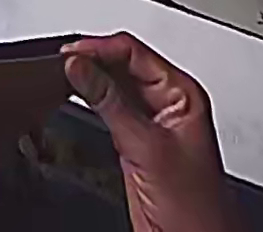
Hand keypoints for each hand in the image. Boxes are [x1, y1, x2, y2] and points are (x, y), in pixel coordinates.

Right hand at [64, 33, 241, 231]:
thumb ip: (110, 103)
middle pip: (123, 64)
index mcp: (181, 94)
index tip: (74, 52)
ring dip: (90, 77)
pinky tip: (75, 92)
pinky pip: (108, 106)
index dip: (102, 48)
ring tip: (64, 72)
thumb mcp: (147, 148)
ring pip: (114, 83)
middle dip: (94, 59)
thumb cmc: (197, 213)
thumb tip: (80, 66)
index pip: (134, 53)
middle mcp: (166, 103)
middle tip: (64, 60)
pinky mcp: (135, 141)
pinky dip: (90, 97)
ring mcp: (150, 122)